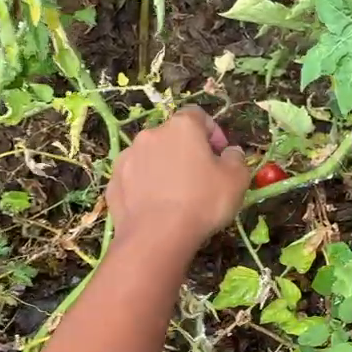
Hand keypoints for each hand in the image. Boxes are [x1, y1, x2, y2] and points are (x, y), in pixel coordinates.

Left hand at [106, 106, 249, 258]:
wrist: (156, 236)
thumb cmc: (202, 202)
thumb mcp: (236, 180)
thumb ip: (237, 159)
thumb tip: (231, 152)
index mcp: (182, 127)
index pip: (198, 115)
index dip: (212, 132)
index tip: (221, 154)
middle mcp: (151, 135)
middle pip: (173, 136)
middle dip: (187, 152)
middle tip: (201, 178)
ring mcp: (128, 158)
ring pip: (152, 157)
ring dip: (164, 168)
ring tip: (177, 196)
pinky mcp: (114, 182)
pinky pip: (135, 179)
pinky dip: (146, 187)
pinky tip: (158, 208)